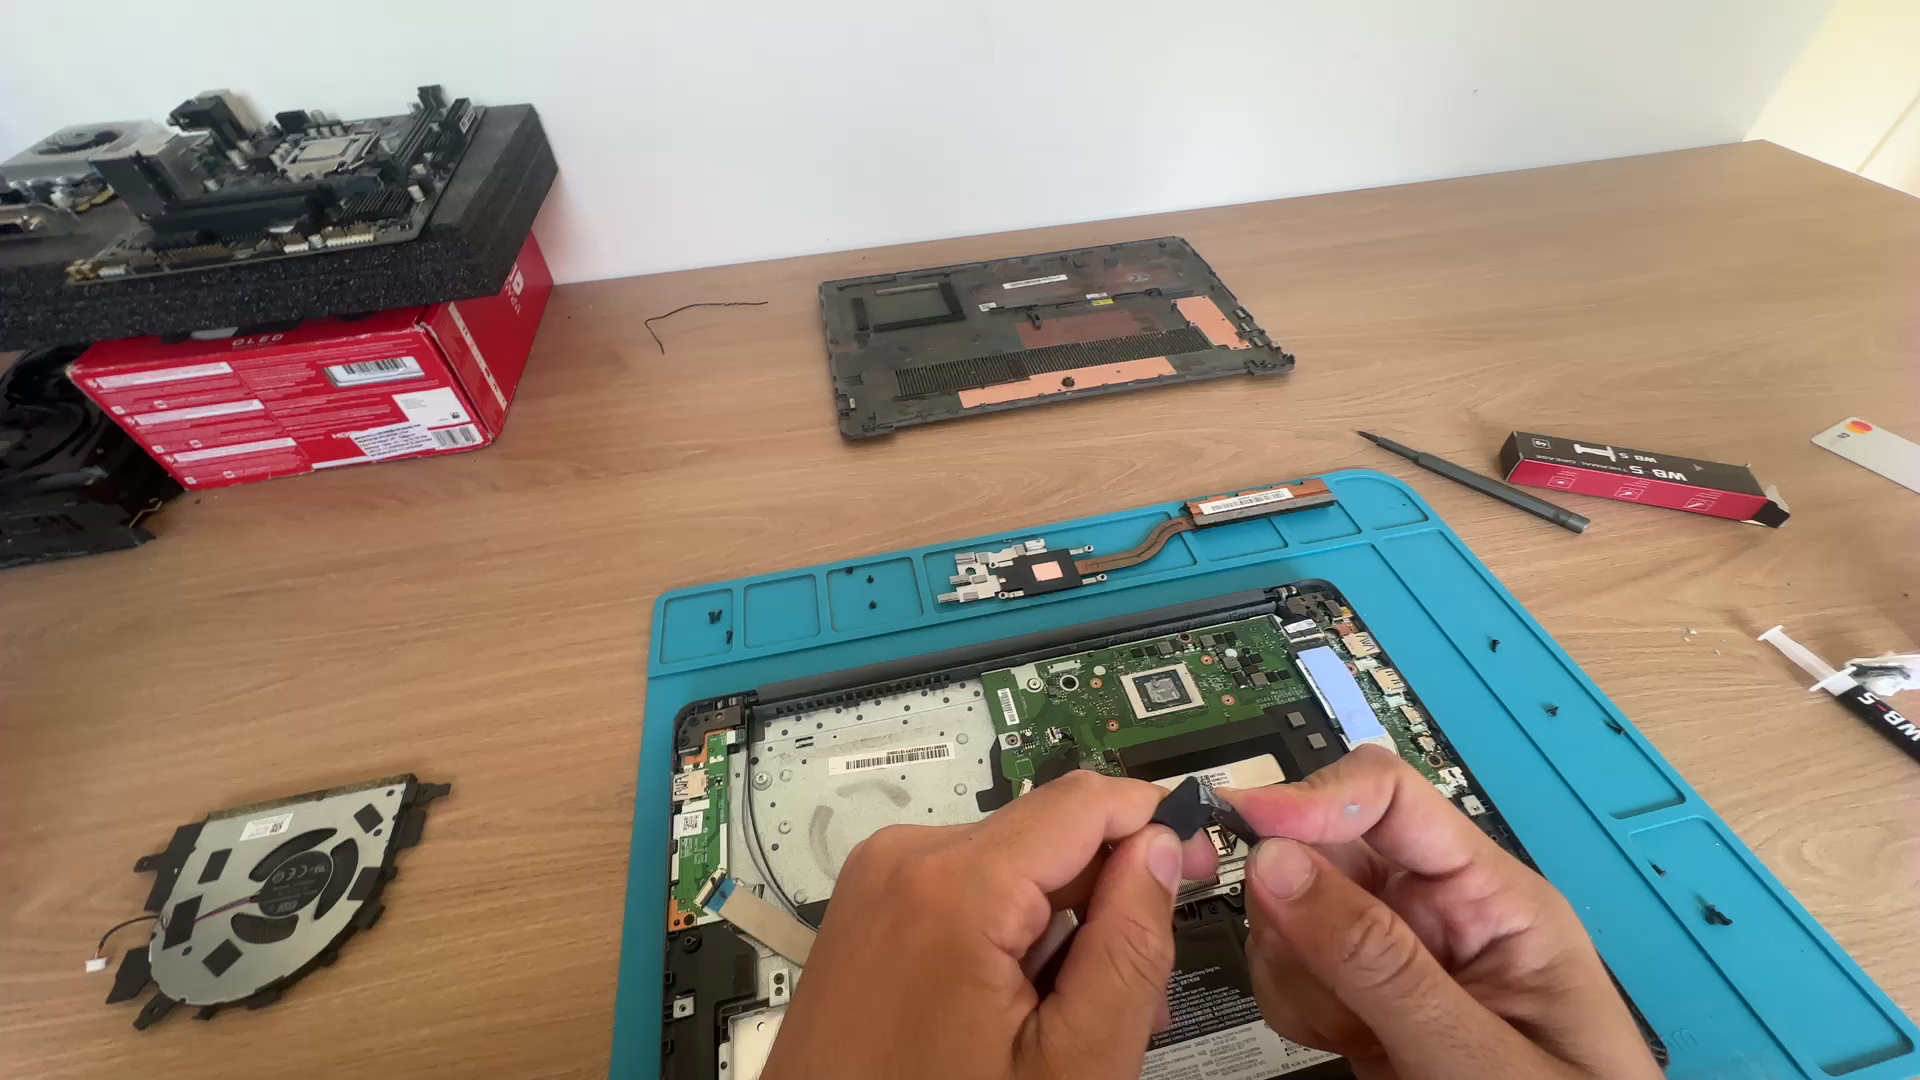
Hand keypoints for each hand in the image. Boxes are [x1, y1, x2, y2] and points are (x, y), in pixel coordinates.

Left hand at [762, 770, 1214, 1079]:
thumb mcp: (1070, 1069)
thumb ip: (1128, 946)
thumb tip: (1158, 847)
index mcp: (954, 883)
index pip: (1081, 801)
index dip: (1152, 819)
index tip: (1199, 859)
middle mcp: (906, 853)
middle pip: (1044, 830)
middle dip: (1104, 888)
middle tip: (1138, 983)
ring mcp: (878, 873)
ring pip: (1008, 857)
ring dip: (1057, 913)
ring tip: (1069, 1008)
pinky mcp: (868, 898)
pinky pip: (964, 880)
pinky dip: (1007, 921)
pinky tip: (1015, 994)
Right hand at [1222, 745, 1661, 1078]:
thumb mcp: (1482, 1060)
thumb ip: (1381, 964)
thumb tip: (1272, 859)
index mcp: (1488, 895)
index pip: (1390, 796)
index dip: (1315, 797)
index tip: (1248, 821)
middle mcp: (1429, 903)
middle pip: (1320, 846)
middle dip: (1296, 908)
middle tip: (1314, 980)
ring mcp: (1385, 944)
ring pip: (1285, 899)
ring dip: (1294, 966)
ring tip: (1348, 1034)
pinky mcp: (1348, 983)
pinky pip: (1279, 951)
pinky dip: (1288, 997)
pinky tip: (1337, 1041)